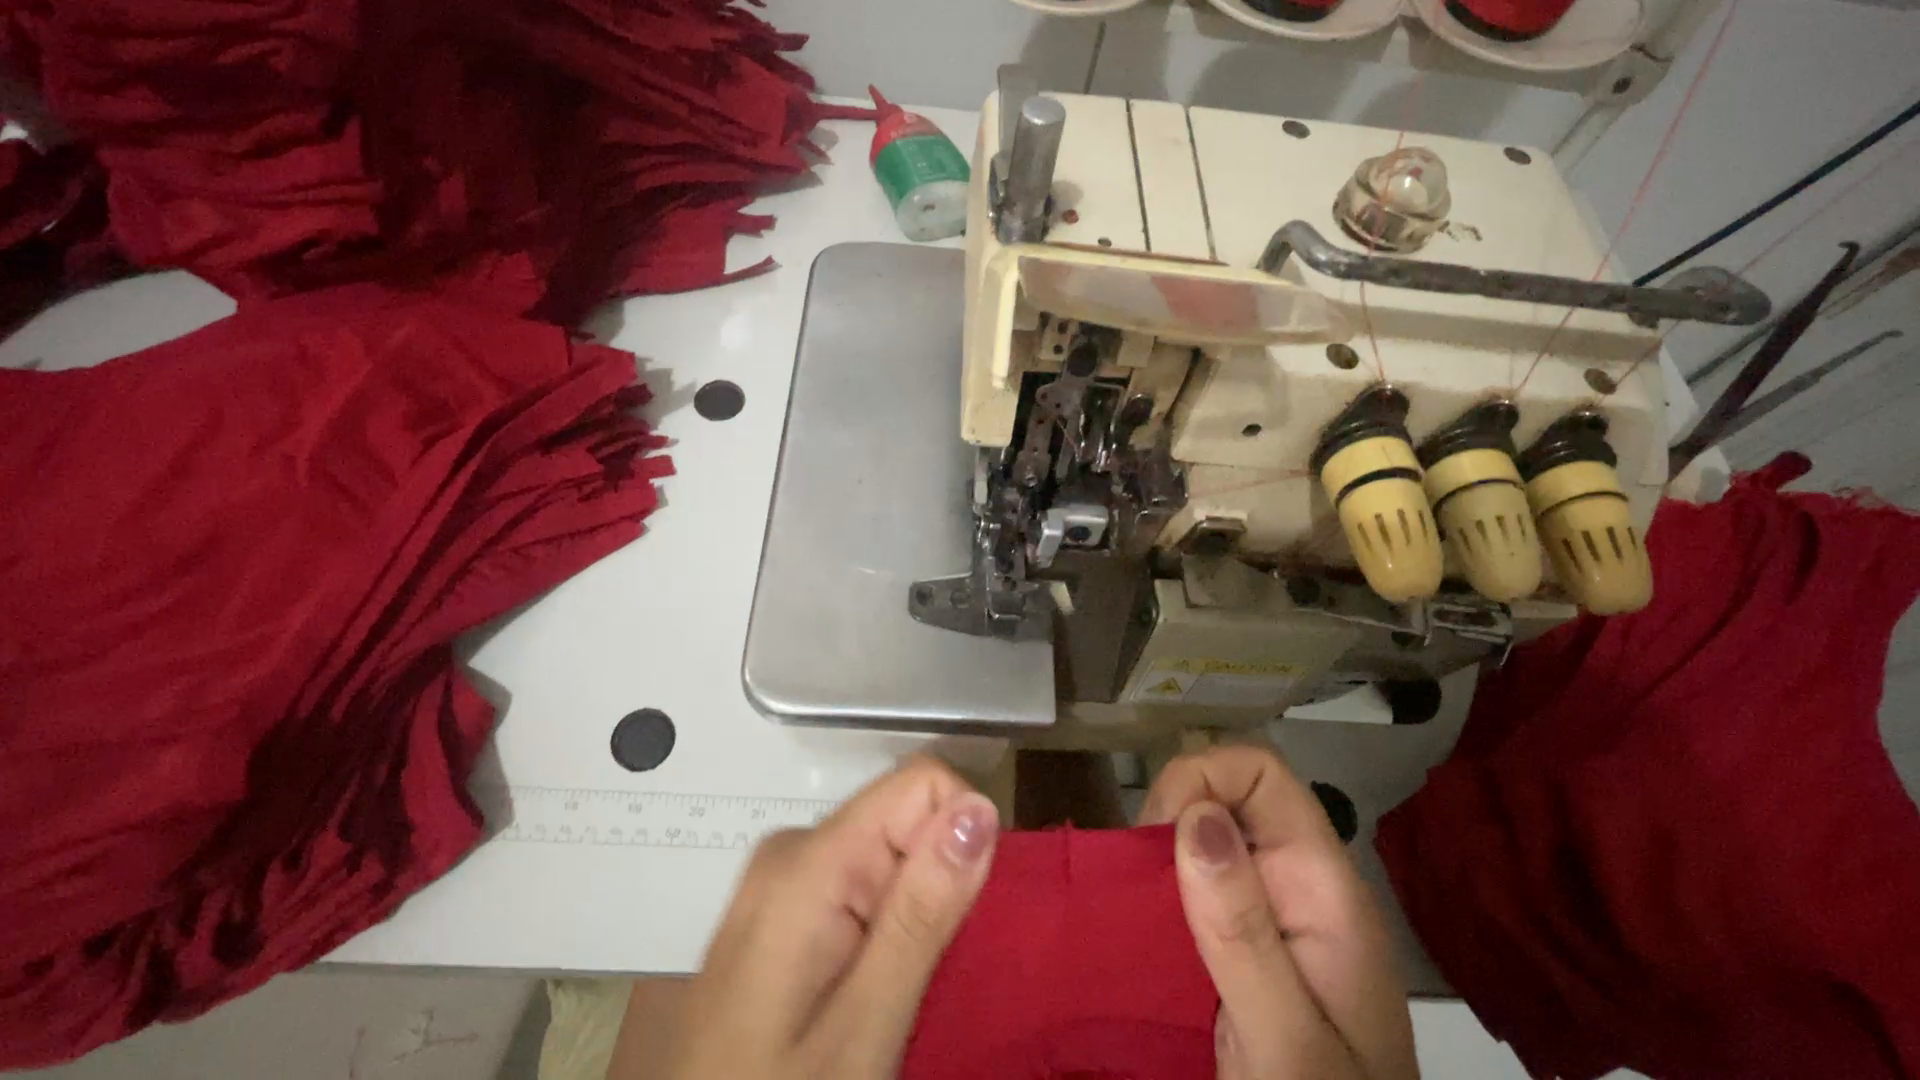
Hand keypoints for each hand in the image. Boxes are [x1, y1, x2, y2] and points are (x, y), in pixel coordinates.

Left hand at [659, 757, 998, 1079]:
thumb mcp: (865, 1024)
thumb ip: (922, 910)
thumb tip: (978, 805)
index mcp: (809, 861)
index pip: (921, 783)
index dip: (963, 839)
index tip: (964, 918)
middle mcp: (792, 848)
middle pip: (905, 817)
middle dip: (939, 882)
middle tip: (927, 973)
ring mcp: (781, 878)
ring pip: (889, 852)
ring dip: (915, 909)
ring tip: (898, 990)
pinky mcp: (782, 906)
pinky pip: (861, 881)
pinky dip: (886, 923)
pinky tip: (872, 984)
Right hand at [1143, 745, 1417, 1079]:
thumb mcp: (1286, 1041)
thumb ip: (1243, 930)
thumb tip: (1197, 813)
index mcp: (1323, 892)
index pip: (1264, 776)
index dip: (1202, 779)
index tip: (1153, 835)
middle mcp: (1297, 890)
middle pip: (1229, 801)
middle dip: (1169, 820)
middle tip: (1133, 888)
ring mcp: (1270, 922)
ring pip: (1204, 845)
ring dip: (1157, 860)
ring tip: (1124, 909)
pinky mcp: (1242, 953)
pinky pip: (1193, 894)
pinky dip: (1156, 896)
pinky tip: (1131, 930)